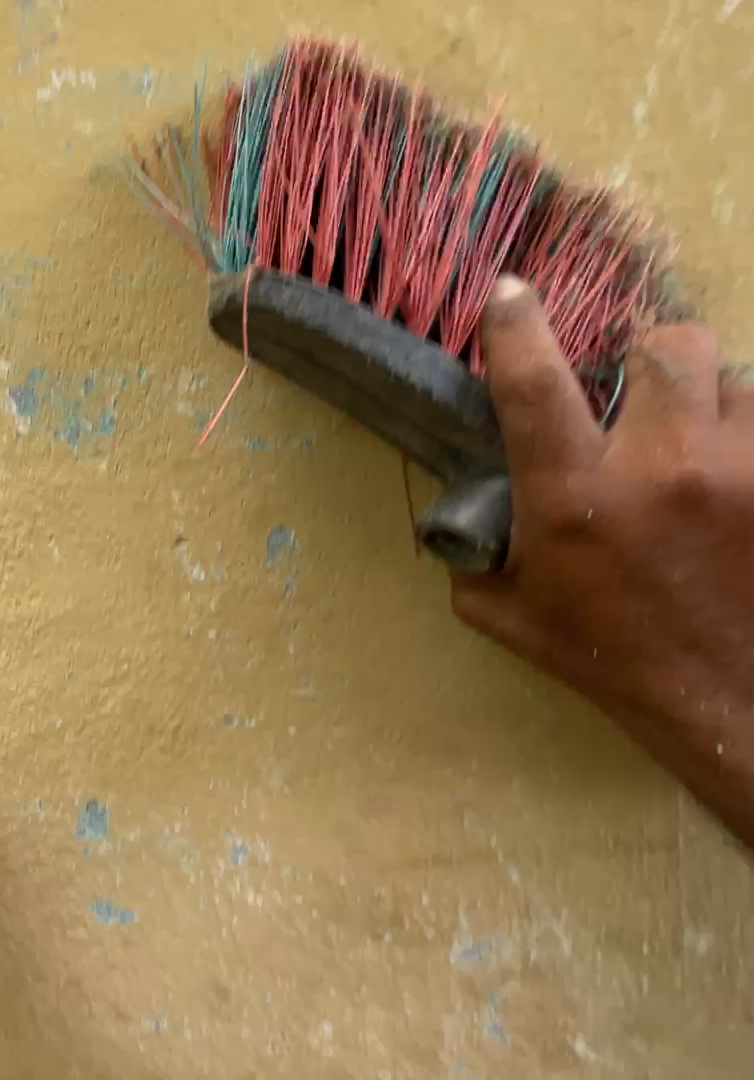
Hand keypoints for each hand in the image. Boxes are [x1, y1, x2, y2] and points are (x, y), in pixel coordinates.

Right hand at [452, 276, 753, 842]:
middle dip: (635, 345)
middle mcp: (664, 468)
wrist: (729, 697)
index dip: (517, 329)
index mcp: (574, 498)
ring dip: (692, 381)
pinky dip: (737, 419)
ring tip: (671, 417)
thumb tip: (469, 512)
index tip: (506, 291)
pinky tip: (717, 455)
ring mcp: (747, 470)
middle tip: (614, 369)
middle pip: (666, 348)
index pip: (536, 389)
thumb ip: (476, 548)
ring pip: (731, 372)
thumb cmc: (597, 651)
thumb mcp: (498, 605)